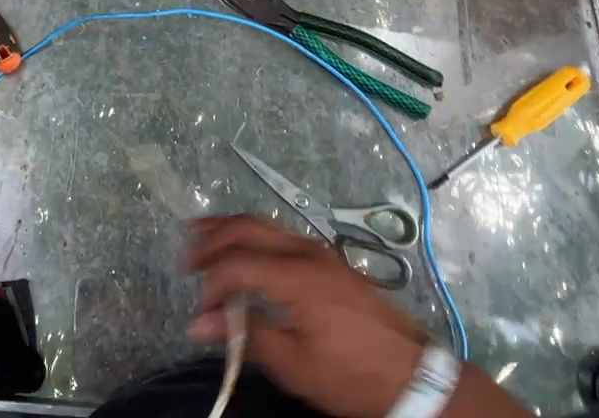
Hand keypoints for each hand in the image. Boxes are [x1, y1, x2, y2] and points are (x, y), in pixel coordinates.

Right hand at [187, 215, 427, 417]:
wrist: (413, 374)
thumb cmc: (351, 374)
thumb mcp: (295, 365)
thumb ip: (245, 336)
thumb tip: (198, 324)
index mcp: (296, 276)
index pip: (237, 264)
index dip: (211, 284)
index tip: (201, 312)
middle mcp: (305, 251)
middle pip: (247, 227)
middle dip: (211, 238)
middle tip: (186, 257)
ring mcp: (318, 250)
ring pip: (263, 224)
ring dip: (229, 230)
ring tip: (200, 238)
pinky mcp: (327, 258)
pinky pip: (278, 234)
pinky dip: (252, 236)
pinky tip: (241, 250)